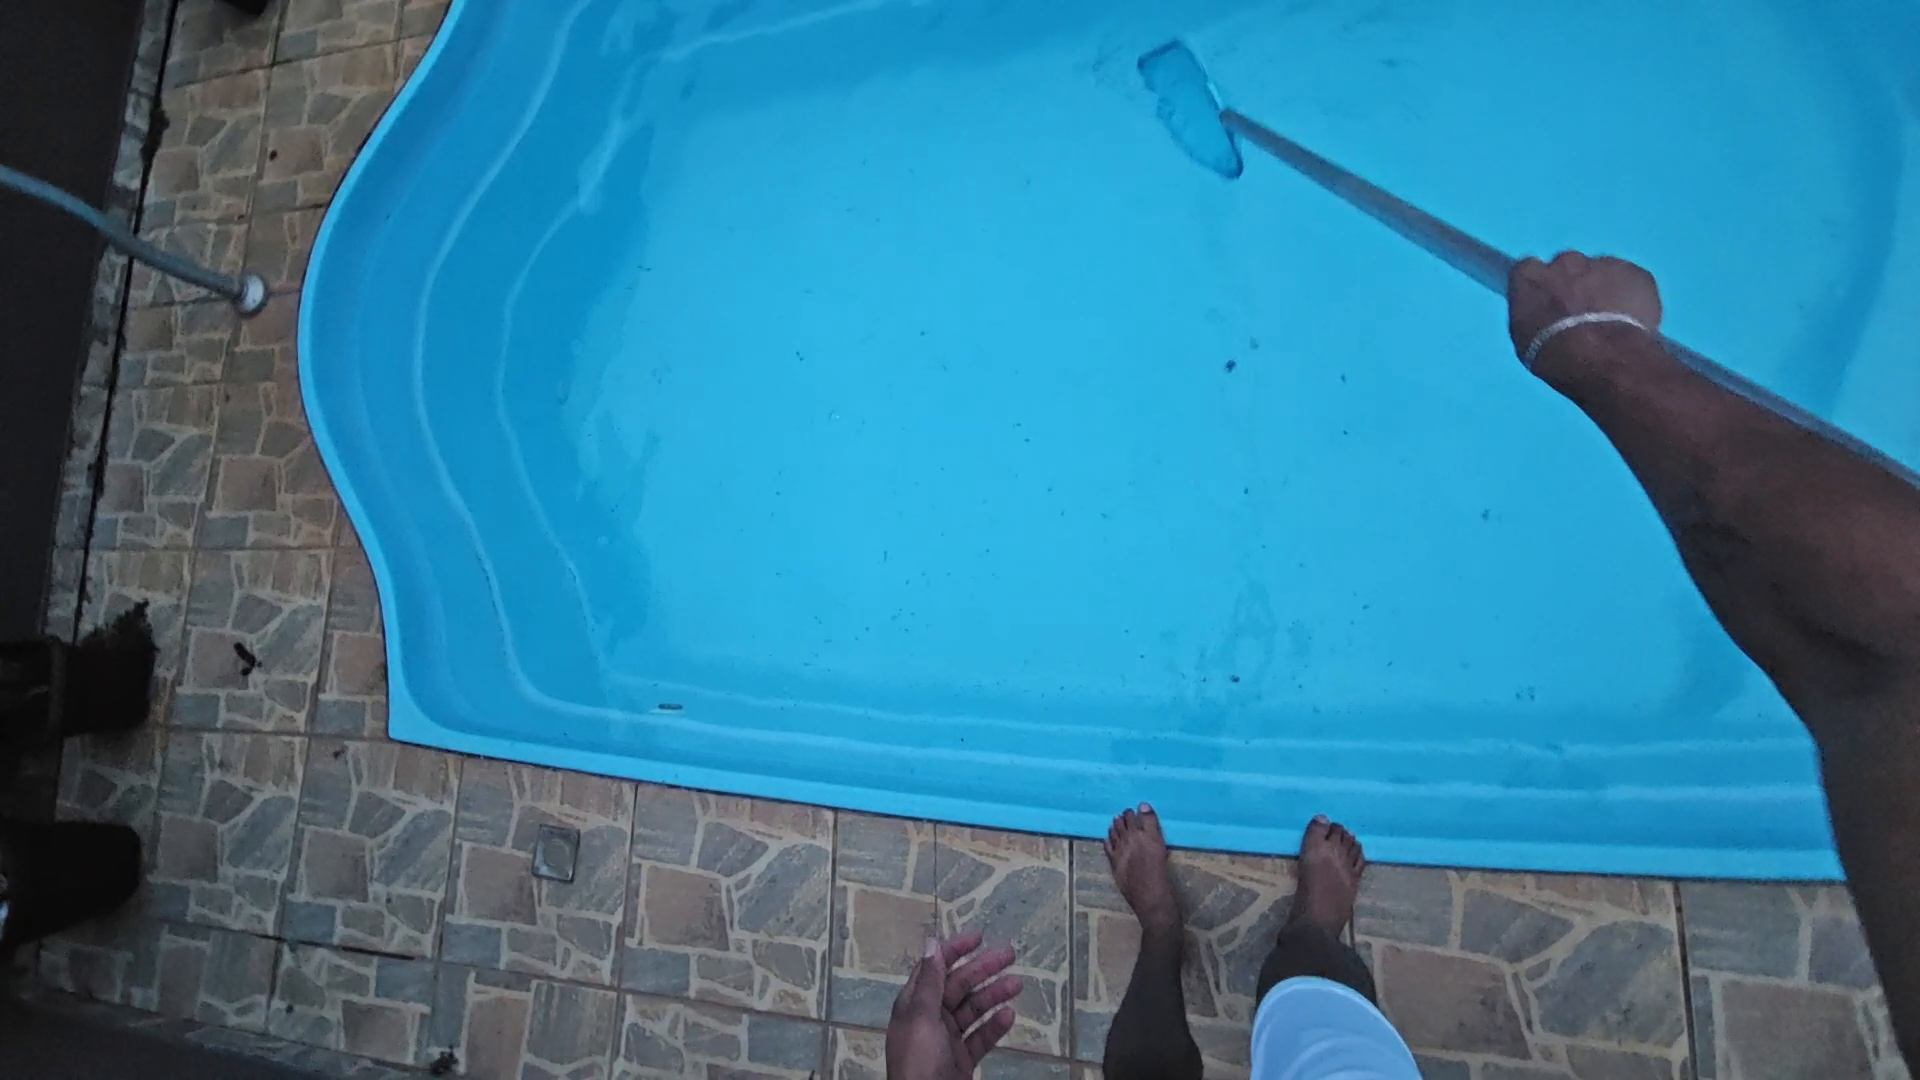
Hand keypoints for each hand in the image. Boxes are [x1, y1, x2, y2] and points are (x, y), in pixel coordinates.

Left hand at [885, 932, 1021, 1079]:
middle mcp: (929, 1019)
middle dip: (983, 968)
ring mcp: (946, 1041)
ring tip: (1018, 983)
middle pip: (958, 985)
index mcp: (914, 1005)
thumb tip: (931, 943)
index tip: (979, 937)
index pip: (935, 967)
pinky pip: (980, 1038)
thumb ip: (930, 982)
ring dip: (994, 994)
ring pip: (973, 1010)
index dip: (955, 950)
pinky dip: (994, 1026)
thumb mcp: (921, 1019)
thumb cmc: (919, 1063)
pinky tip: (1009, 1016)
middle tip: (1011, 954)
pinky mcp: (961, 1063)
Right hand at [1507, 251, 1662, 370]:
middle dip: (1570, 281)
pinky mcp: (1639, 273)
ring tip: (1604, 315)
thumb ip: (1532, 311)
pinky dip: (1627, 293)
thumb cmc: (1549, 350)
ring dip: (1599, 286)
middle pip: (1567, 265)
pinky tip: (1626, 316)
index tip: (1539, 297)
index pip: (1526, 269)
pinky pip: (1630, 280)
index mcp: (1530, 277)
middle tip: (1573, 307)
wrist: (1599, 353)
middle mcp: (1566, 261)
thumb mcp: (1523, 334)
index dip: (1535, 284)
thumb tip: (1543, 310)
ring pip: (1601, 270)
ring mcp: (1606, 263)